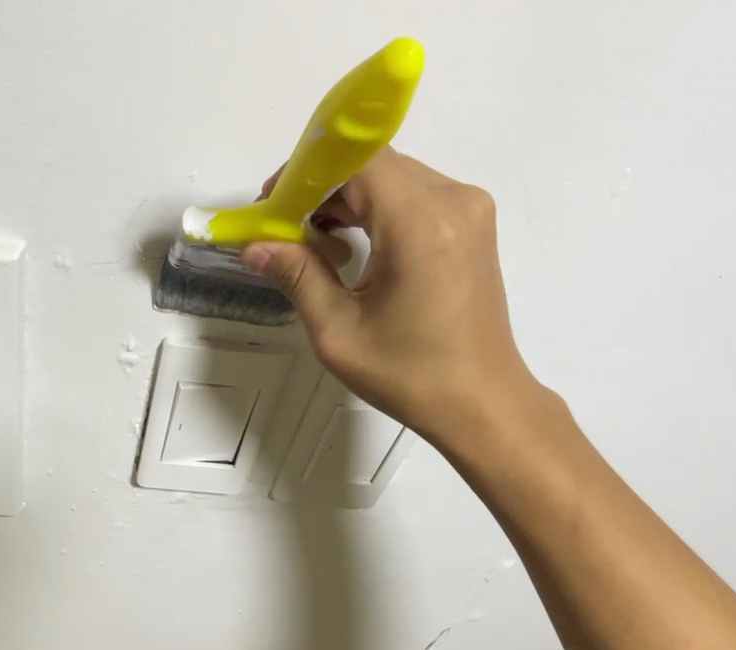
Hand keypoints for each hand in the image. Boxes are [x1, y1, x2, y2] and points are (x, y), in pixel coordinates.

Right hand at [243, 149, 539, 446]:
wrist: (479, 401)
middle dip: (323, 189)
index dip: (308, 173)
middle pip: (375, 166)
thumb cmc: (408, 375)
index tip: (272, 207)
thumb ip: (298, 277)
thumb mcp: (338, 332)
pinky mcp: (473, 224)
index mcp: (419, 225)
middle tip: (284, 229)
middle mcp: (452, 201)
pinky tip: (354, 247)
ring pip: (394, 178)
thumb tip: (255, 245)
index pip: (357, 162)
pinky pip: (415, 196)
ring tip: (314, 243)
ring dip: (349, 200)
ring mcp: (469, 209)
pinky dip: (377, 210)